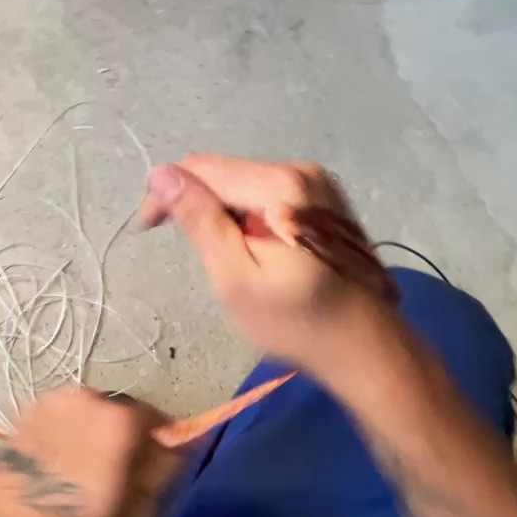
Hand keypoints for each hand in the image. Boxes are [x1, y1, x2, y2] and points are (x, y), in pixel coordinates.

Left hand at [0, 386, 175, 516]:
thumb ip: (160, 478)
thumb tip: (174, 453)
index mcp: (119, 420)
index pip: (158, 421)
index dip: (163, 444)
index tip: (160, 466)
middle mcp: (88, 398)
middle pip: (123, 413)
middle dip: (129, 437)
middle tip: (125, 472)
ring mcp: (54, 399)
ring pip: (92, 413)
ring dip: (98, 433)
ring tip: (91, 470)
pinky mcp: (29, 409)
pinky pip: (65, 417)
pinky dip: (72, 432)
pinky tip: (64, 463)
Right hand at [138, 154, 395, 370]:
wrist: (367, 348)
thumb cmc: (296, 321)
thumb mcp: (235, 276)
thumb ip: (199, 220)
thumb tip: (159, 174)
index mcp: (280, 186)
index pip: (200, 168)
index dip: (167, 193)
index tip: (149, 229)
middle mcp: (300, 171)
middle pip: (221, 172)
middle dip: (195, 203)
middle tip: (192, 250)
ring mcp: (315, 182)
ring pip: (239, 182)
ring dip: (219, 211)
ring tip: (223, 254)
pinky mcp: (321, 198)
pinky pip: (262, 192)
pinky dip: (244, 215)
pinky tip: (251, 248)